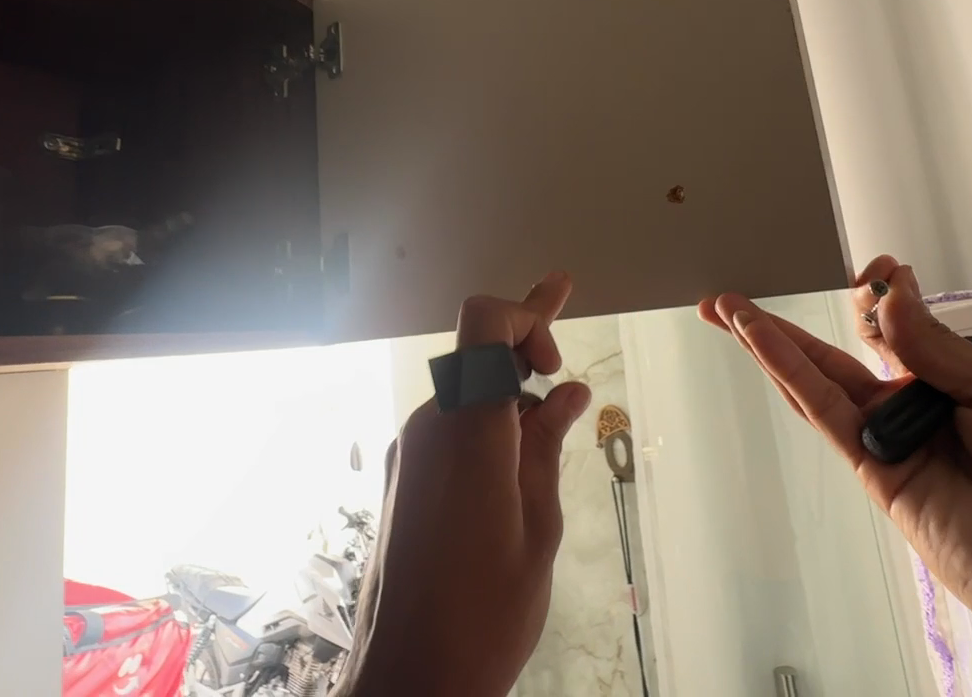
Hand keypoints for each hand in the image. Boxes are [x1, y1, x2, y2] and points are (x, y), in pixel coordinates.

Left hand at [339, 273, 591, 696]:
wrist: (408, 678)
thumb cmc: (486, 612)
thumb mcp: (538, 526)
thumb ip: (546, 445)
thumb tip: (567, 392)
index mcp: (467, 429)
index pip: (483, 323)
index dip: (526, 311)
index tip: (558, 354)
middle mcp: (429, 425)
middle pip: (474, 352)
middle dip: (524, 348)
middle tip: (563, 365)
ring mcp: (410, 449)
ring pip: (463, 389)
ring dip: (507, 389)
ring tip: (550, 419)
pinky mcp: (404, 474)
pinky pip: (448, 423)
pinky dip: (485, 419)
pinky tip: (514, 458)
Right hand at [703, 256, 971, 696]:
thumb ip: (937, 348)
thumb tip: (890, 296)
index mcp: (959, 387)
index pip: (894, 332)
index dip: (875, 297)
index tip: (871, 268)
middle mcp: (916, 413)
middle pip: (835, 358)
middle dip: (783, 325)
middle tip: (738, 295)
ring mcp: (892, 445)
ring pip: (817, 383)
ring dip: (770, 344)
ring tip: (729, 309)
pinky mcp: (877, 475)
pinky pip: (825, 415)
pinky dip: (790, 375)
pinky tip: (762, 341)